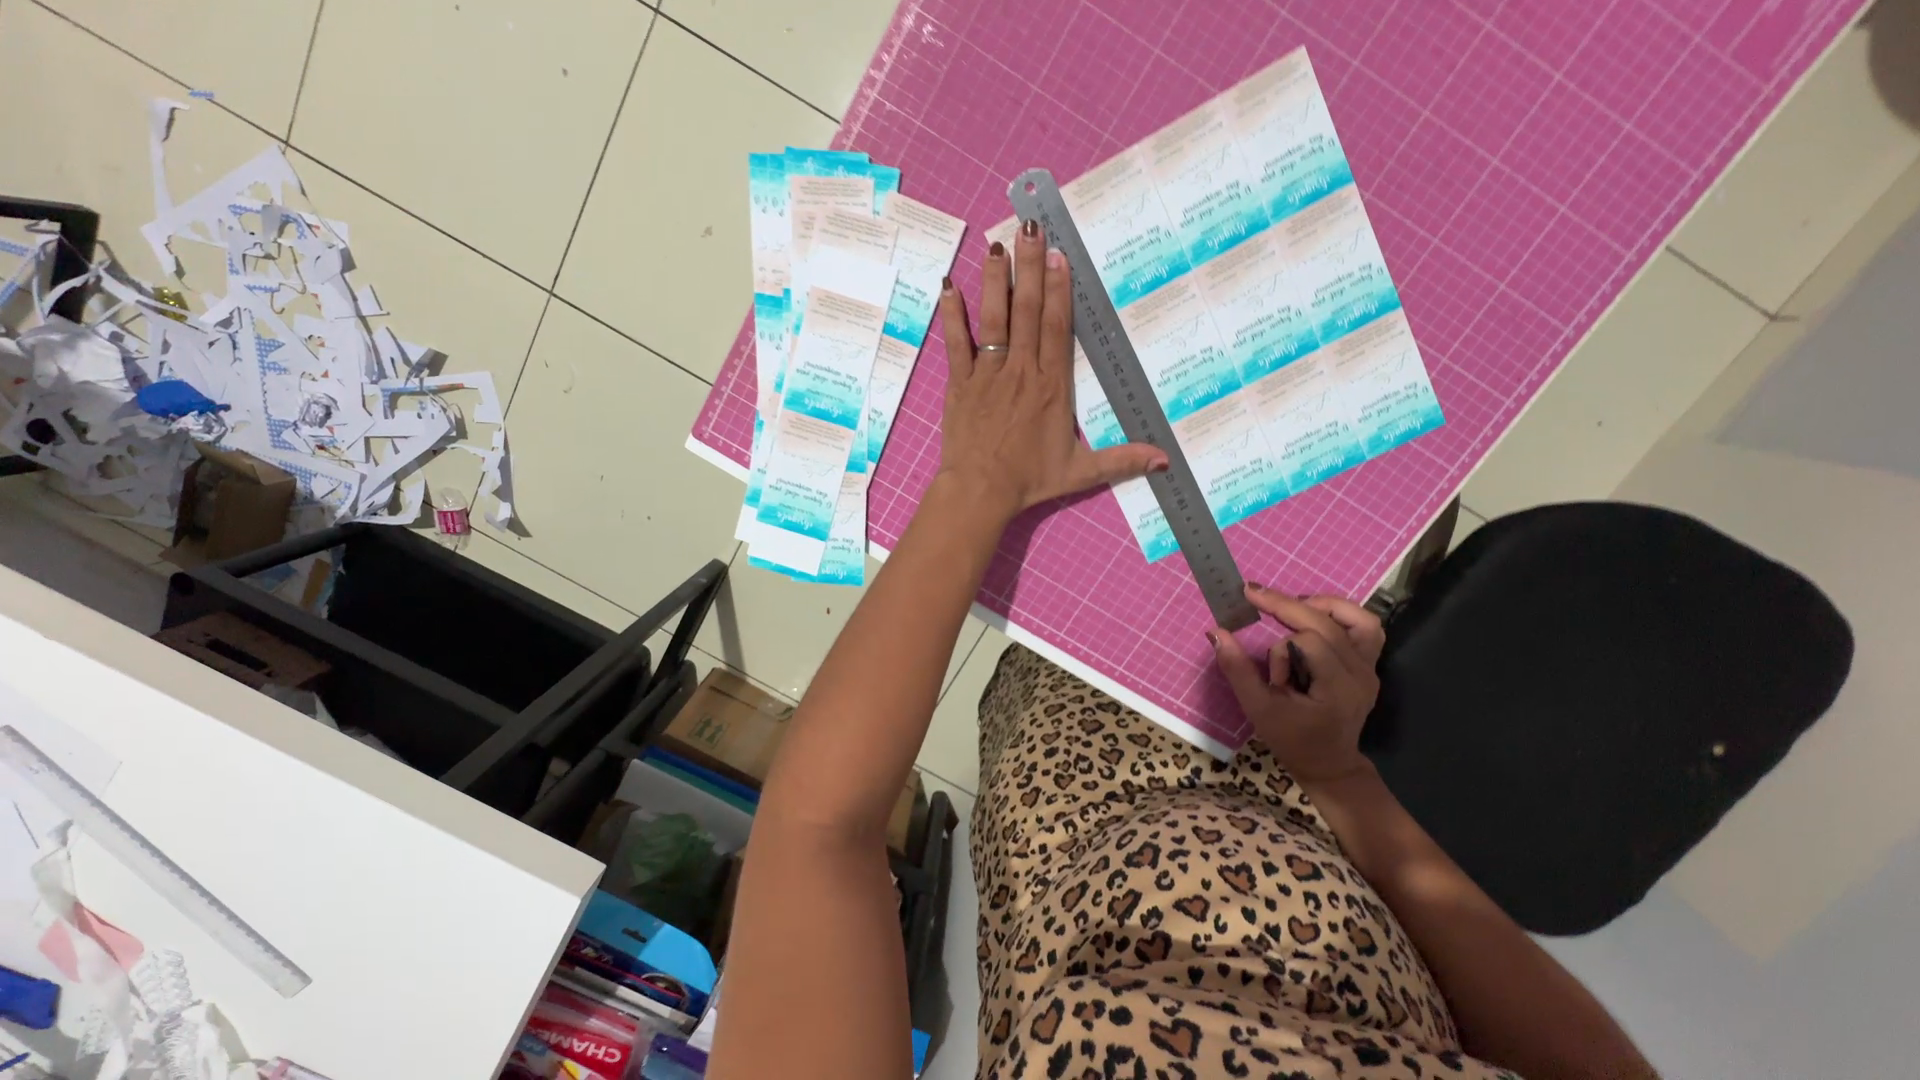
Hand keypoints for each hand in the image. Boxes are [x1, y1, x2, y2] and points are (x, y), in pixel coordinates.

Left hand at [934, 219, 1167, 523]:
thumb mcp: (1080, 471)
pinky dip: (951, 316)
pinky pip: (956, 344)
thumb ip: (1122, 460)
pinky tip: (948, 287)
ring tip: (997, 246)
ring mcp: (988, 374)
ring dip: (996, 281)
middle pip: (1027, 312)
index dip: (1059, 290)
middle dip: (1030, 268)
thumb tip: (1164, 461)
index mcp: (1051, 386)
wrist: (980, 491)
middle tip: (1030, 228)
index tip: (1059, 256)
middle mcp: (1020, 371)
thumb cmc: (1029, 480)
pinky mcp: (960, 384)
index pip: (1056, 328)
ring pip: (994, 320)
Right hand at [1210, 585, 1385, 785]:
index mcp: (1337, 687)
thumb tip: (1216, 632)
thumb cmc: (1292, 740)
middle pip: (1327, 623)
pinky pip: (1365, 628)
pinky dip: (1341, 616)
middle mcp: (1360, 673)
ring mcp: (1370, 668)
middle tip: (1253, 593)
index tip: (1271, 676)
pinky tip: (1316, 616)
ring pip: (1355, 618)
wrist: (1328, 764)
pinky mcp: (1369, 665)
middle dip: (1287, 607)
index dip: (1281, 651)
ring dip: (1321, 606)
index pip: (1308, 642)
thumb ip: (1238, 669)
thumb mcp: (1258, 708)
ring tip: (1292, 607)